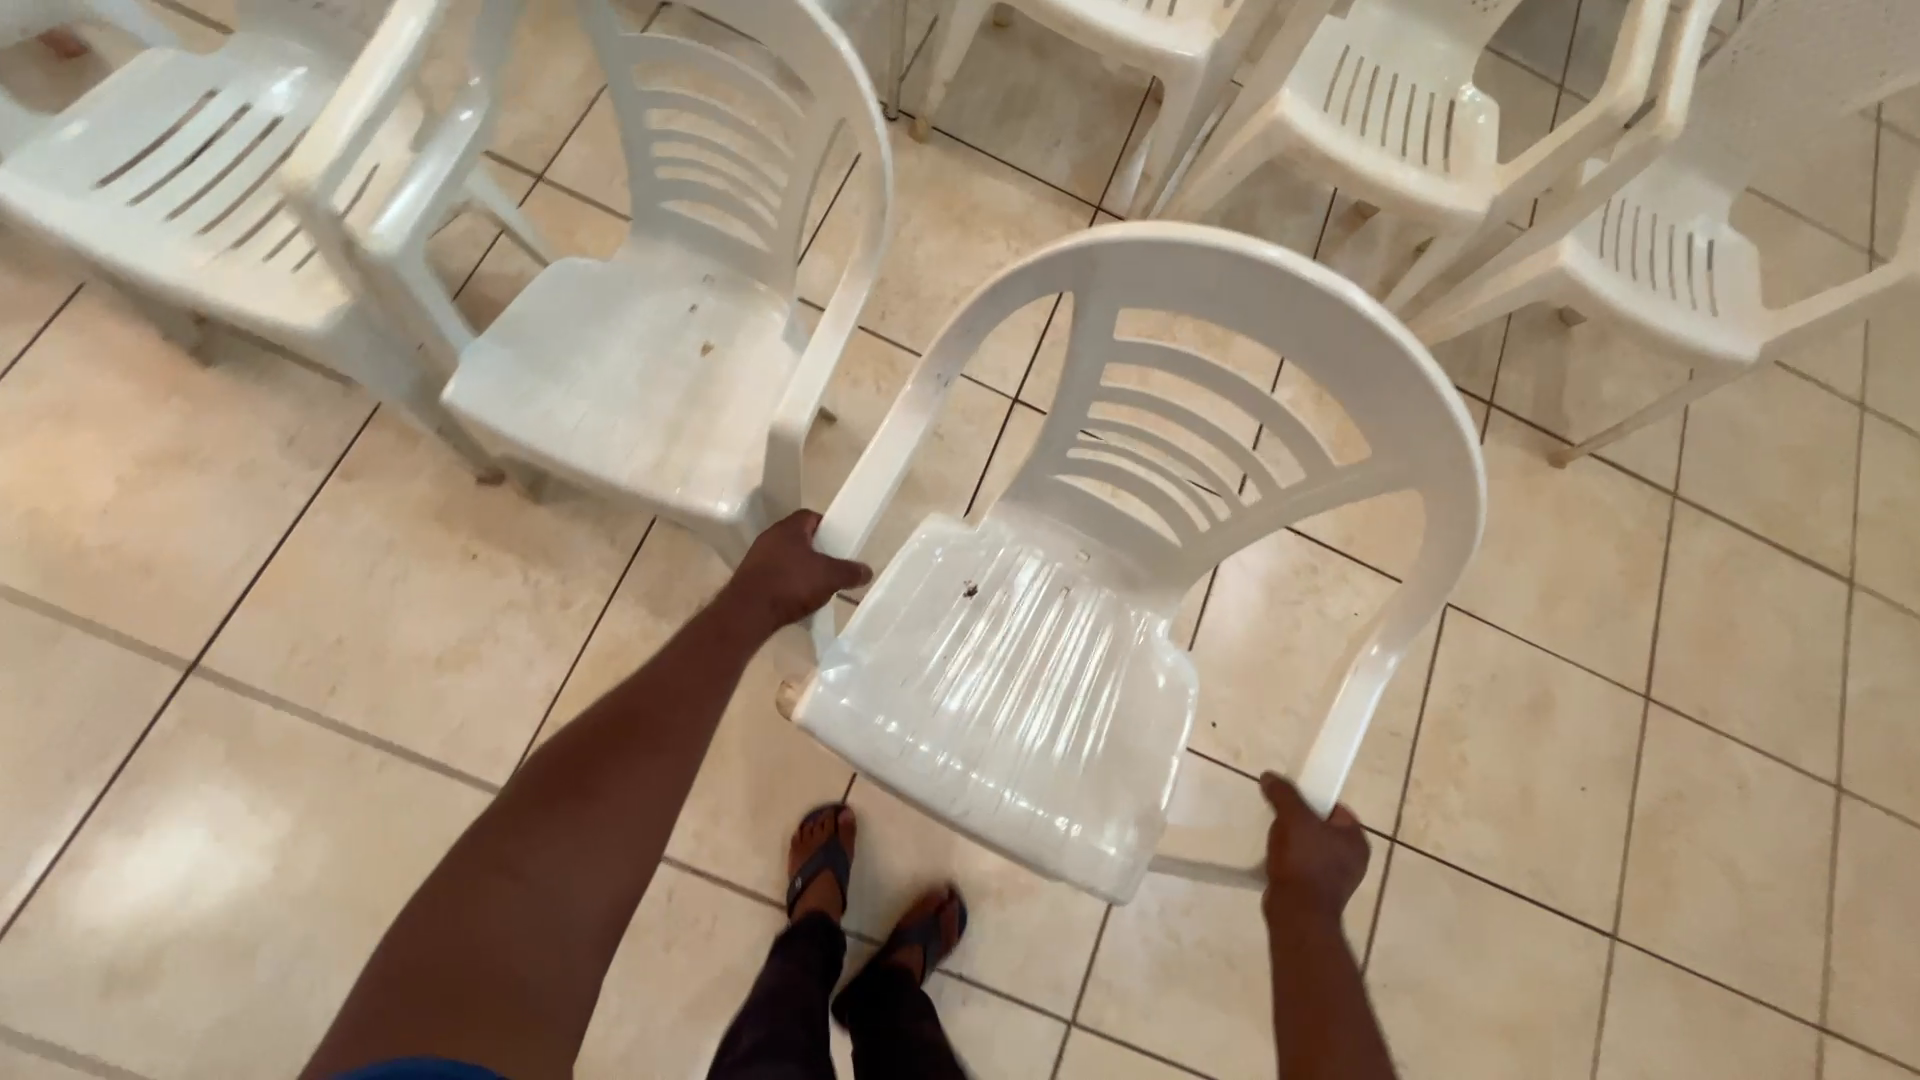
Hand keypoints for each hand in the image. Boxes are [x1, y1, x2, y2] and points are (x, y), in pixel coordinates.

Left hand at [718, 510, 872, 635]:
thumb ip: (850, 572)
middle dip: (817, 551)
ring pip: (786, 557)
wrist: (748, 613)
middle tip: (832, 566)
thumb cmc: (791, 584)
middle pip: (799, 538)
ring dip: (801, 568)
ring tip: (817, 586)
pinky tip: (797, 599)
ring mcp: (757, 557)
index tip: (840, 542)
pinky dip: (787, 583)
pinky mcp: (749, 578)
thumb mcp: (829, 577)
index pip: (811, 516)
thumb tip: (866, 571)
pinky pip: (775, 574)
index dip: (828, 527)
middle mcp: (770, 537)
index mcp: (789, 528)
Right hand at [1259, 772, 1369, 923]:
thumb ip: (1283, 793)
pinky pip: (1304, 866)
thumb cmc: (1304, 862)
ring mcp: (1338, 878)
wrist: (1297, 912)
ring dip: (1292, 842)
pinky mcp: (1320, 893)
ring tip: (1274, 840)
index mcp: (1356, 840)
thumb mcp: (1293, 818)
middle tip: (1279, 820)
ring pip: (1311, 847)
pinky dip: (1289, 861)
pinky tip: (1274, 860)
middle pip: (1321, 827)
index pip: (1335, 808)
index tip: (1290, 801)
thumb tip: (1270, 777)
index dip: (1313, 800)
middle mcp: (1353, 859)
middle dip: (1298, 822)